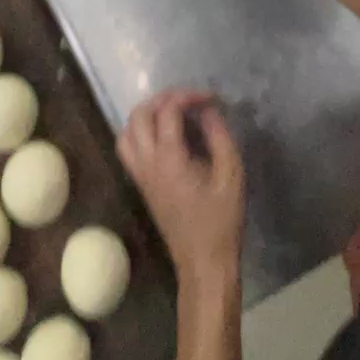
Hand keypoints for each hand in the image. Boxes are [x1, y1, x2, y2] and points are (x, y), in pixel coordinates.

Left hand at [120, 89, 245, 282]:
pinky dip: (140, 132)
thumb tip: (208, 110)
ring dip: (147, 114)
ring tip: (173, 113)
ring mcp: (140, 175)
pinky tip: (164, 136)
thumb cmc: (222, 220)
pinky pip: (128, 148)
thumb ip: (219, 136)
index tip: (211, 99)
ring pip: (128, 131)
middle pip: (139, 115)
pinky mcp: (141, 185)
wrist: (203, 263)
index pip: (168, 111)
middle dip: (163, 99)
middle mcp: (147, 162)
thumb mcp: (231, 174)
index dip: (188, 96)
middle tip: (189, 100)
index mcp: (169, 158)